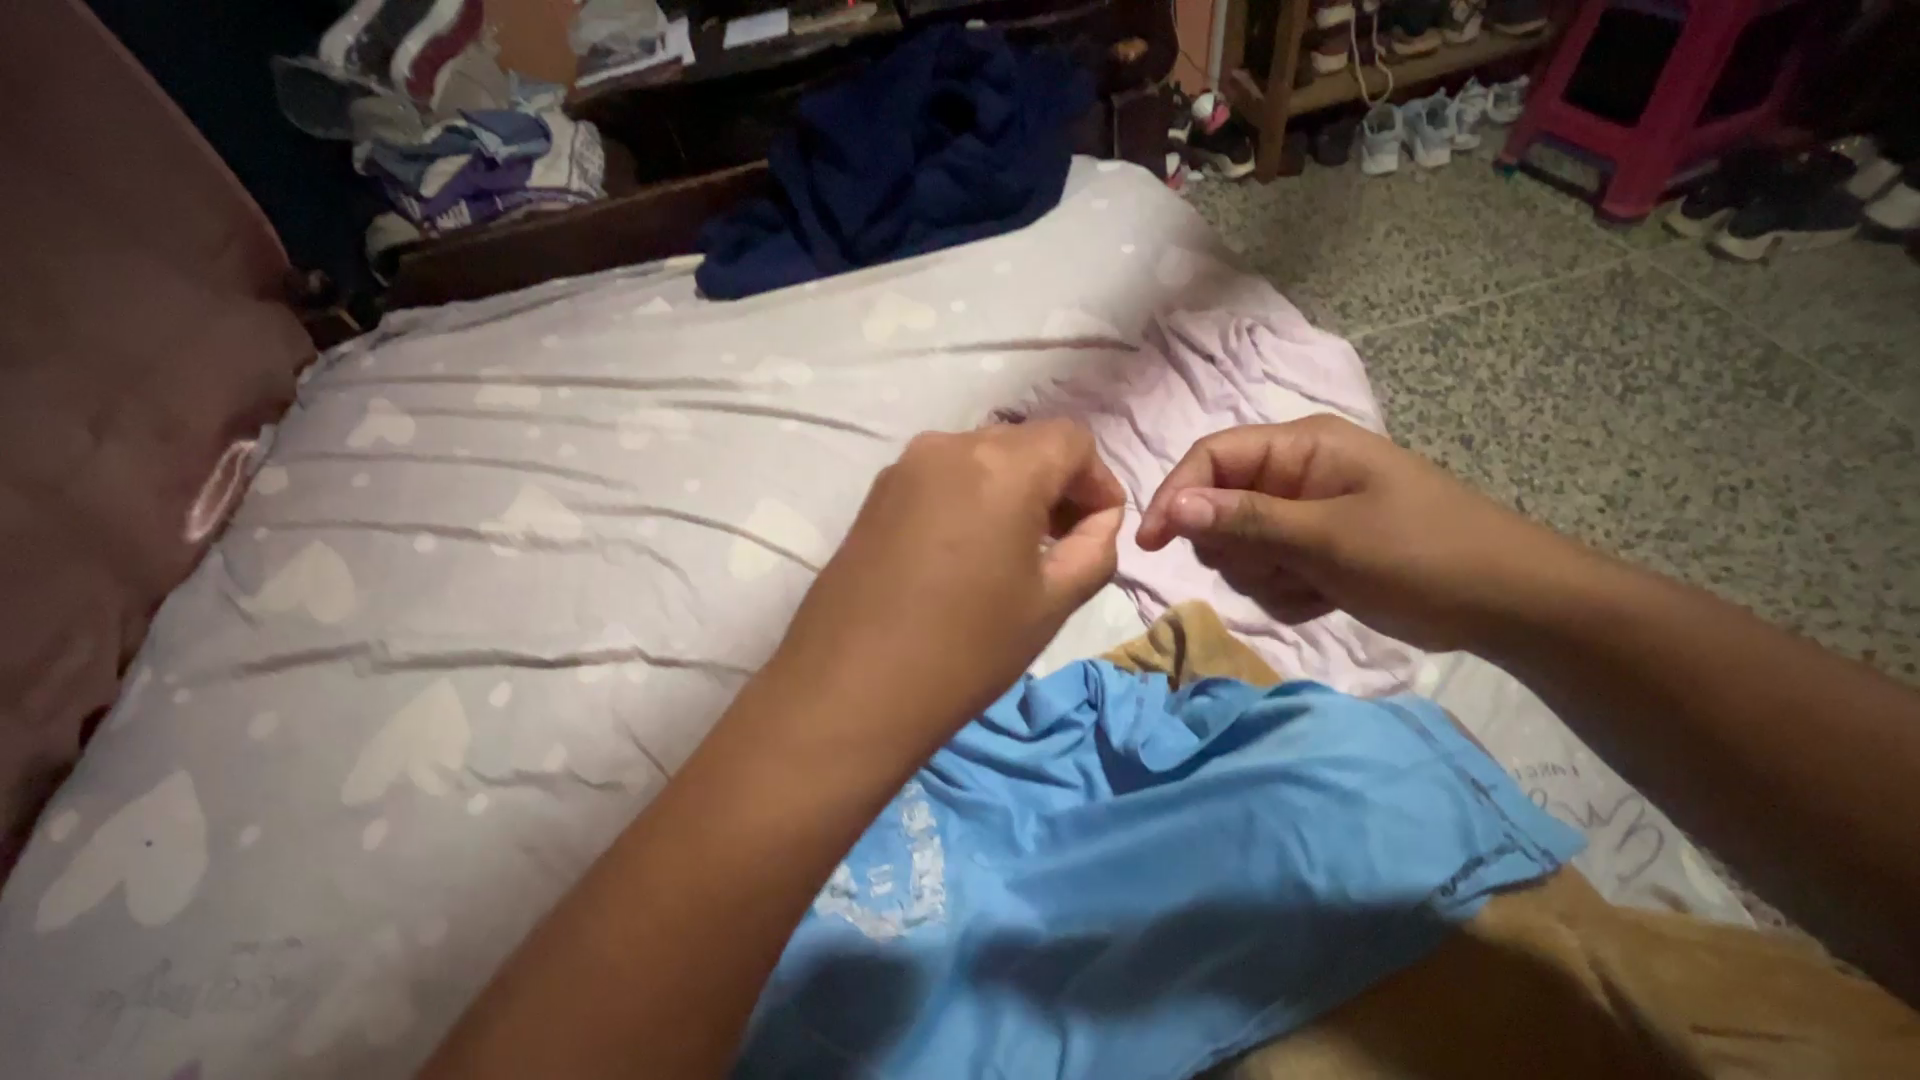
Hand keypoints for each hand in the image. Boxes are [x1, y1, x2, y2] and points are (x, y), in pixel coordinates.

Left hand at [763, 420, 1124, 753]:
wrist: (850, 690)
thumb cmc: (966, 649)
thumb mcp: (1051, 604)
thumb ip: (1094, 549)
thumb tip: (1097, 521)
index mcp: (1002, 465)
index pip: (1073, 439)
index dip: (1098, 481)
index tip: (1098, 531)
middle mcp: (949, 446)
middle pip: (1025, 443)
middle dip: (1056, 485)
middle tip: (1061, 544)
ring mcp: (903, 468)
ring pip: (981, 458)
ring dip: (1011, 491)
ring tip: (1014, 553)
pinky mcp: (874, 495)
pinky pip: (942, 479)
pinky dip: (970, 499)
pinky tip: (966, 555)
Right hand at [1136, 415, 1590, 652]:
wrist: (1510, 603)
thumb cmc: (1424, 554)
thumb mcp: (1330, 537)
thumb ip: (1247, 520)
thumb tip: (1172, 506)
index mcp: (1302, 447)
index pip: (1212, 457)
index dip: (1176, 495)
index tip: (1151, 544)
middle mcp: (1297, 474)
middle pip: (1219, 506)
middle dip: (1237, 546)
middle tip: (1278, 565)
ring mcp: (1307, 515)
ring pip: (1241, 547)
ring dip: (1266, 575)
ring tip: (1315, 585)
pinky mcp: (1317, 552)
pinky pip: (1268, 573)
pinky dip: (1288, 592)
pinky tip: (1327, 597)